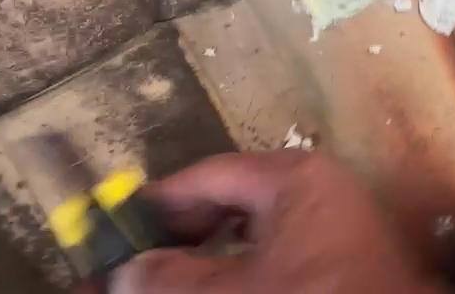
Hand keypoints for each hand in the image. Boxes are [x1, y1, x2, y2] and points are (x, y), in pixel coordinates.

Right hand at [109, 151, 447, 293]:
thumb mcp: (233, 292)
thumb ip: (175, 280)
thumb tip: (125, 271)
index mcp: (292, 176)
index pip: (213, 173)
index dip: (161, 200)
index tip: (113, 227)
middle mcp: (316, 180)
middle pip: (236, 191)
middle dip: (185, 224)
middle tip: (135, 262)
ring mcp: (333, 210)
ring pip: (257, 217)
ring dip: (212, 243)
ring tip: (171, 276)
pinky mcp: (341, 243)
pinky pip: (280, 237)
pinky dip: (244, 255)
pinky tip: (221, 280)